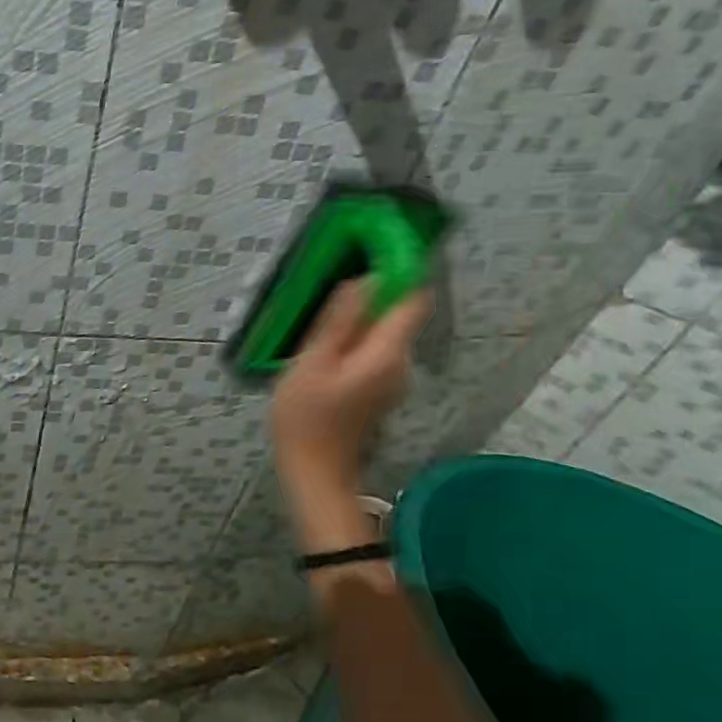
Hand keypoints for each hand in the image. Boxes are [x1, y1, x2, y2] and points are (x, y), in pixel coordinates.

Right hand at [271, 279, 433, 493]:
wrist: (314, 472)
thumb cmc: (306, 416)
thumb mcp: (313, 362)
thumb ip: (340, 321)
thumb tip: (366, 280)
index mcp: (388, 353)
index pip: (414, 298)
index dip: (400, 270)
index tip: (372, 249)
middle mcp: (401, 362)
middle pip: (399, 312)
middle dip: (372, 291)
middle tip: (331, 281)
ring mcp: (392, 377)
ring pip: (384, 331)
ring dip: (360, 314)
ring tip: (321, 311)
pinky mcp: (378, 387)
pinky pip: (374, 348)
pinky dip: (356, 336)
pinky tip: (325, 342)